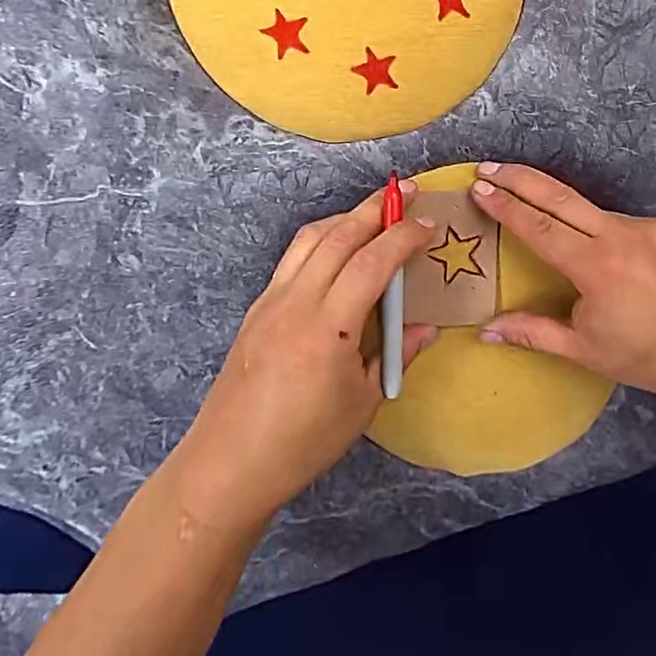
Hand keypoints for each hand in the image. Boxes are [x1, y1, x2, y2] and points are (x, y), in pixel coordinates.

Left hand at [169, 183, 440, 532]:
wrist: (228, 464)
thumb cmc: (303, 442)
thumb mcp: (362, 403)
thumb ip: (396, 355)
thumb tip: (426, 328)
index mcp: (327, 328)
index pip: (372, 262)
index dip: (403, 237)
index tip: (428, 226)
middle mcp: (296, 302)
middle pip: (339, 236)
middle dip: (375, 208)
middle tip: (405, 191)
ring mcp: (271, 301)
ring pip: (311, 238)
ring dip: (345, 217)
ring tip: (373, 213)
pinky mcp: (257, 308)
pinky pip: (292, 258)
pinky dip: (321, 239)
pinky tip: (336, 249)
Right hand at [471, 162, 655, 411]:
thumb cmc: (646, 357)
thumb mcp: (583, 350)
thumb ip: (532, 332)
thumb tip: (485, 330)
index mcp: (597, 268)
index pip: (540, 227)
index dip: (506, 206)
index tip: (480, 188)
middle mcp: (621, 237)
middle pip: (560, 197)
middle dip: (520, 178)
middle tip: (489, 166)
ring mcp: (647, 227)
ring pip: (590, 211)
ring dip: (560, 210)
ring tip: (541, 219)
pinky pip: (619, 222)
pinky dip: (600, 231)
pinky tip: (602, 254)